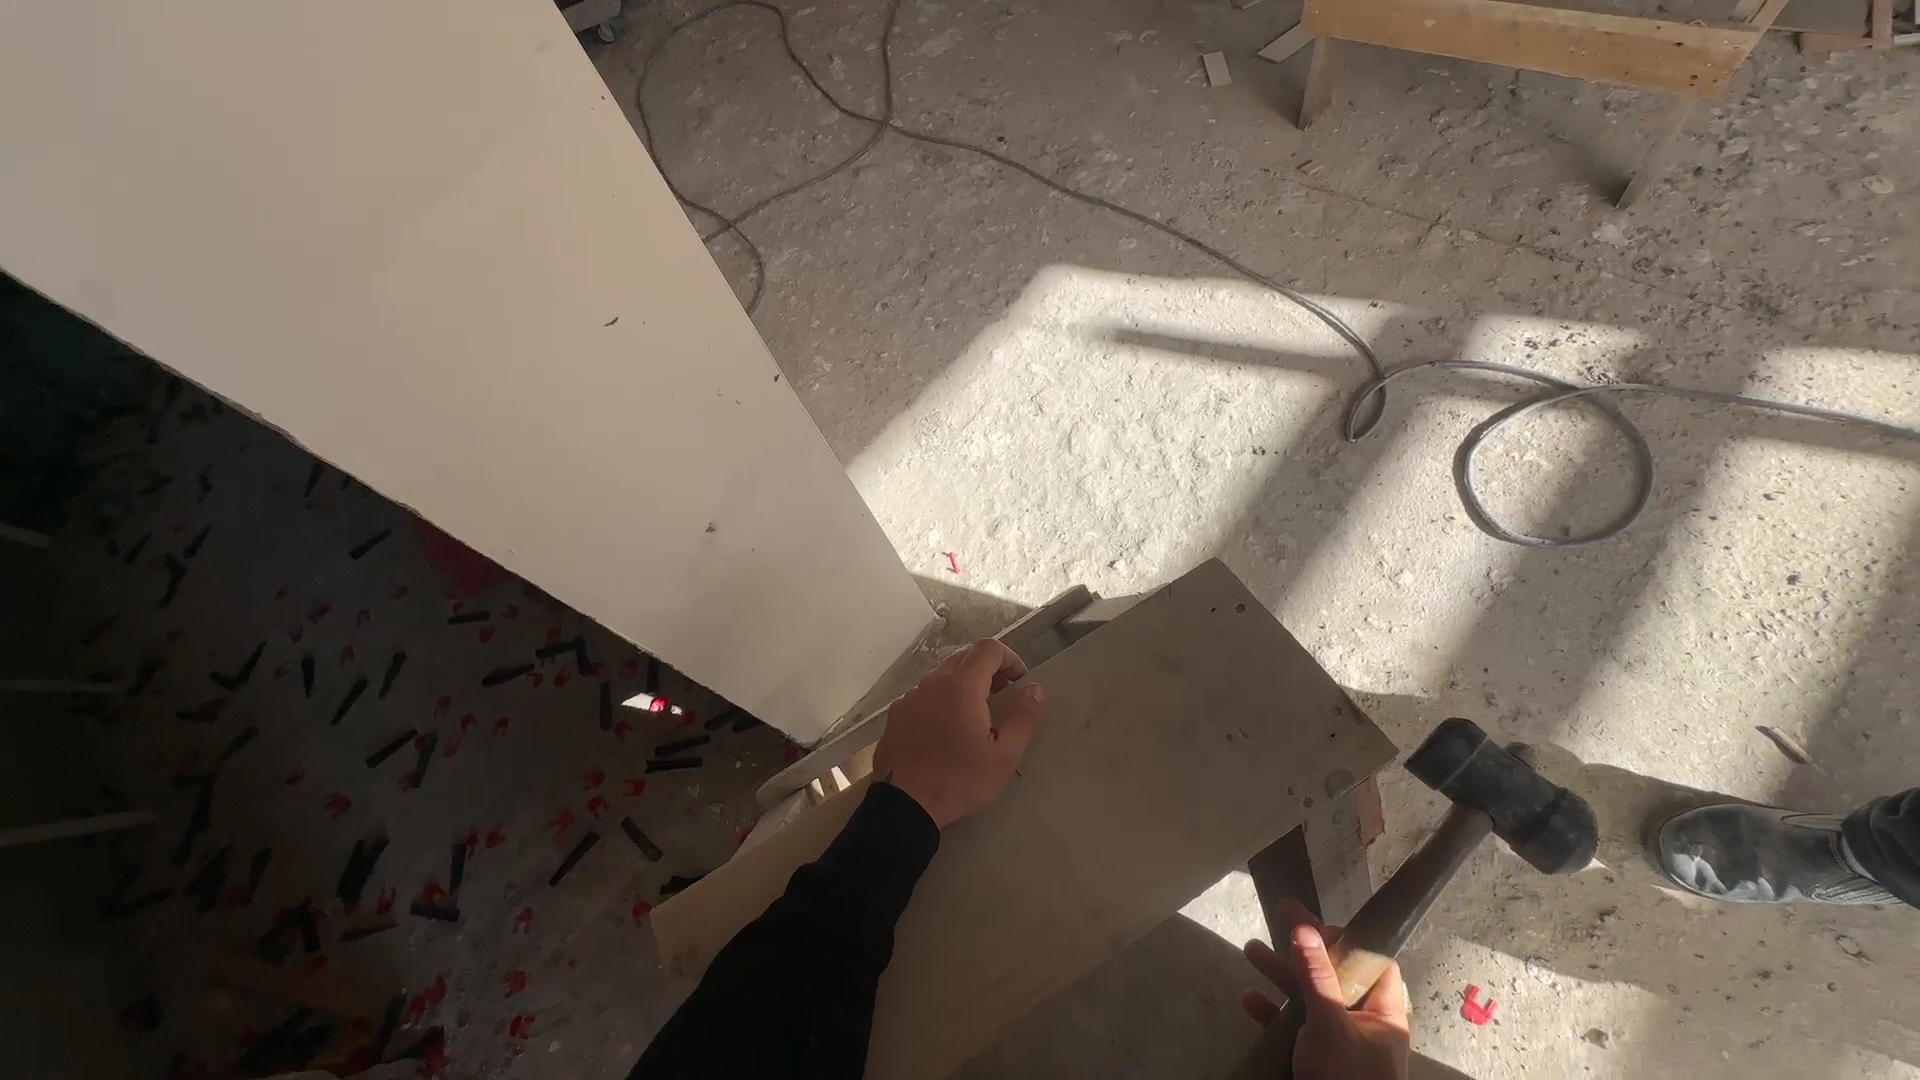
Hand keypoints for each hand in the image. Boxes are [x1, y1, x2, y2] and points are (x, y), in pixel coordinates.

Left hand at [873, 639, 1046, 828]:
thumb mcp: (1004, 757)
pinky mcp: (896, 714)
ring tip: (974, 716)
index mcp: (962, 686)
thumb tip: (1035, 689)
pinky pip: (924, 695)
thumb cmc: (960, 781)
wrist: (904, 805)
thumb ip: (1023, 718)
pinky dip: (940, 700)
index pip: (989, 649)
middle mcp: (933, 683)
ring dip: (963, 685)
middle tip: (1001, 697)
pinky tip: (945, 729)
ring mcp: (910, 697)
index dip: (1009, 658)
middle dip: (988, 670)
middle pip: (965, 658)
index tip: (1019, 681)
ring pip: (942, 677)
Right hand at [1241, 901, 1410, 1079]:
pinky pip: (1292, 1025)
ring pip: (1308, 995)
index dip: (1347, 940)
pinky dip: (1272, 1011)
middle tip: (1280, 913)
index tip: (1316, 924)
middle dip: (1303, 947)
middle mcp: (1362, 1023)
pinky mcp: (1314, 1058)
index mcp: (1383, 1014)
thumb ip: (1316, 975)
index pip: (1373, 963)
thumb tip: (1306, 926)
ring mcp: (1338, 1041)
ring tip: (1250, 951)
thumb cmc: (1346, 1078)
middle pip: (1334, 972)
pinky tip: (1250, 1001)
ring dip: (1280, 972)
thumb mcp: (1330, 1024)